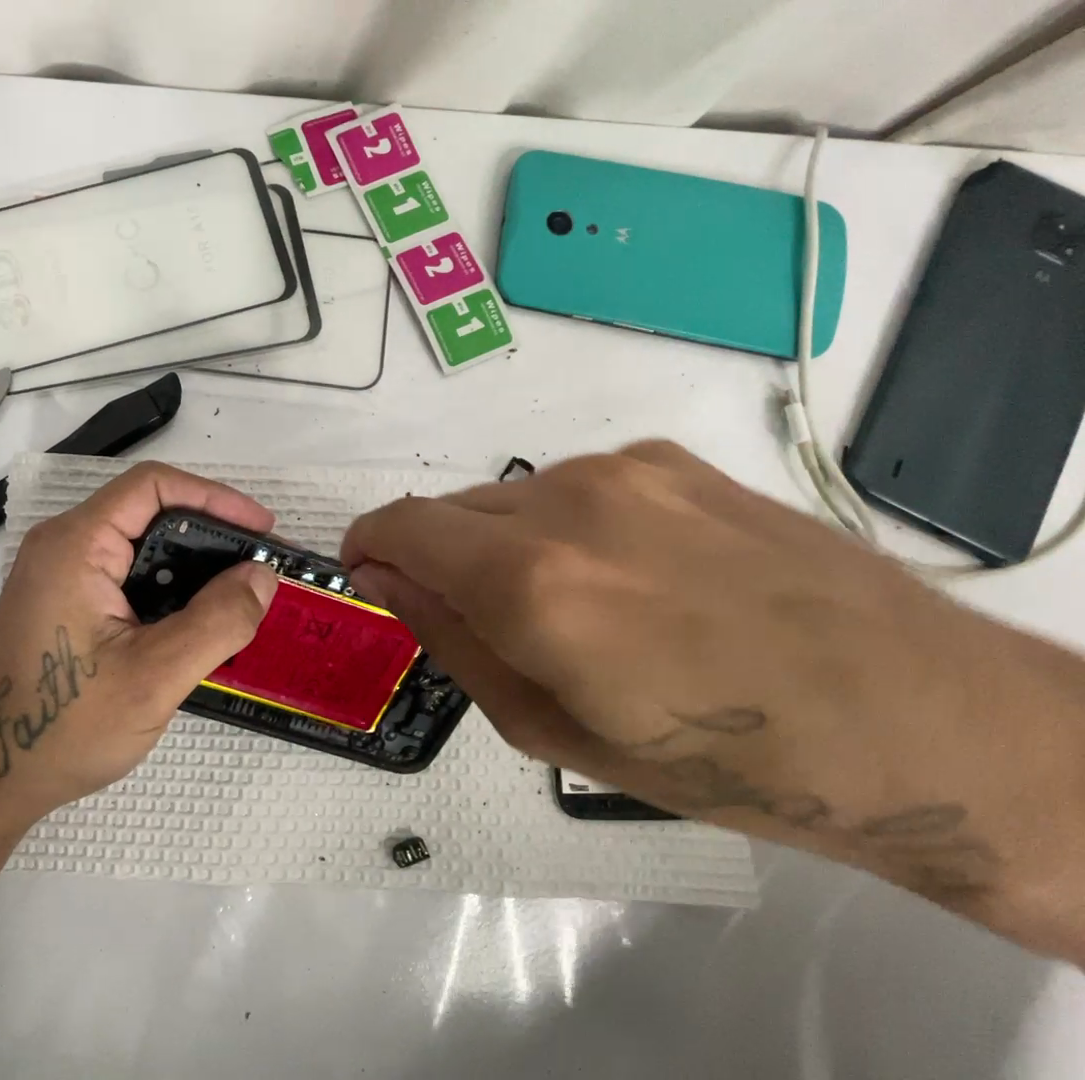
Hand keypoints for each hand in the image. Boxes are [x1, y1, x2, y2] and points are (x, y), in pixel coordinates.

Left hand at [0, 463, 278, 827]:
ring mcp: (55, 579)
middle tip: (260, 573)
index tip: (263, 530)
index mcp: (76, 545)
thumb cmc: (62, 727)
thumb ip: (216, 622)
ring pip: (136, 551)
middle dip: (209, 537)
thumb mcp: (152, 677)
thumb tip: (261, 577)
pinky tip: (194, 627)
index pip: (153, 486)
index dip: (216, 497)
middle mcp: (61, 548)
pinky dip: (162, 594)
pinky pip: (121, 581)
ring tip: (239, 602)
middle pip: (146, 514)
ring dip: (188, 571)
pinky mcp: (58, 608)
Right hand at [341, 441, 1084, 957]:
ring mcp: (628, 472)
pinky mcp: (678, 462)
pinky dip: (565, 523)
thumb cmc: (719, 760)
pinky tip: (633, 576)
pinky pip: (577, 485)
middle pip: (450, 508)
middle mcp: (568, 502)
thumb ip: (451, 640)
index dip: (367, 549)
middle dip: (438, 558)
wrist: (920, 722)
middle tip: (487, 625)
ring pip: (513, 495)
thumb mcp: (551, 729)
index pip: (398, 525)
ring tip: (577, 609)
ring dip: (504, 541)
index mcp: (529, 581)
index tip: (371, 581)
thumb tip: (384, 579)